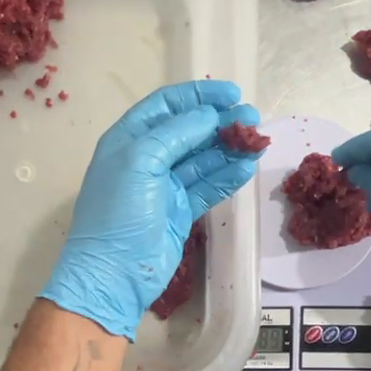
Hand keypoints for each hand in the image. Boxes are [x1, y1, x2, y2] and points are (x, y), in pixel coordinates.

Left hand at [40, 81, 259, 339]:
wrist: (113, 275)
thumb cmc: (119, 213)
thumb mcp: (141, 162)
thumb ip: (176, 133)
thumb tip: (209, 115)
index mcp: (129, 140)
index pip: (167, 106)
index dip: (199, 96)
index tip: (232, 95)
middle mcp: (146, 159)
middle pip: (189, 131)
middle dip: (220, 123)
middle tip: (253, 120)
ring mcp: (164, 187)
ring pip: (202, 159)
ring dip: (229, 149)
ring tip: (258, 142)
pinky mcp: (180, 212)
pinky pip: (207, 187)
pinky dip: (226, 177)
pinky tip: (247, 168)